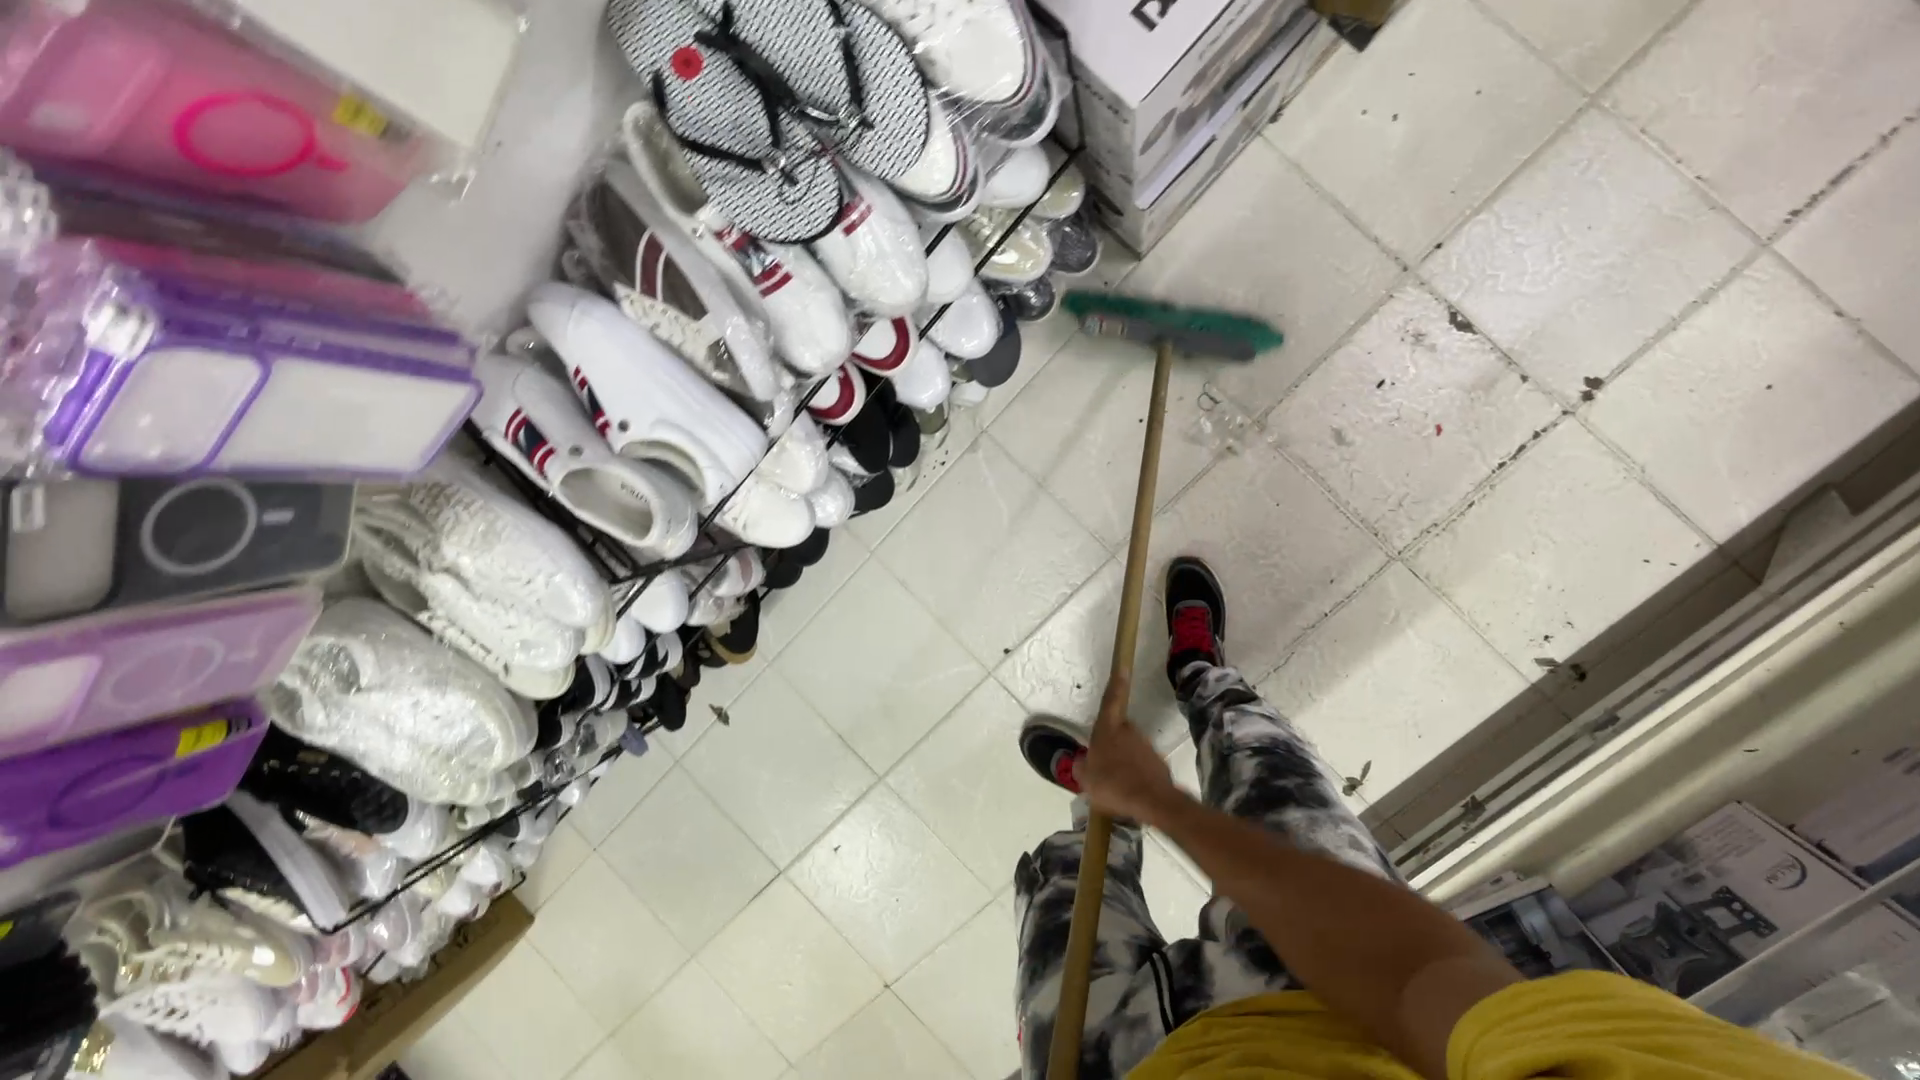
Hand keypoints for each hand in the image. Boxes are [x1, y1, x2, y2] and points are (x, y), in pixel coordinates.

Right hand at [1077, 679, 1189, 825]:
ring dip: (1123, 760)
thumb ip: (1082, 767)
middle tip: (1103, 764)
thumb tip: (1082, 762)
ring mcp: (1146, 746)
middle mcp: (1129, 732)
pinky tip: (1129, 790)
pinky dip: (1135, 773)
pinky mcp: (1158, 762)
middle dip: (1111, 742)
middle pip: (1118, 730)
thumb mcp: (1086, 779)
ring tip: (1115, 783)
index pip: (1110, 701)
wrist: (1152, 802)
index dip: (1116, 683)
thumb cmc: (1113, 784)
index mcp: (1108, 730)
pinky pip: (1140, 764)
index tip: (1123, 666)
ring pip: (1130, 748)